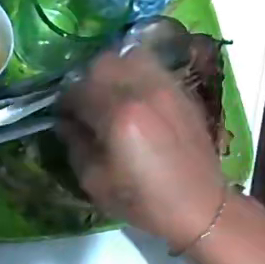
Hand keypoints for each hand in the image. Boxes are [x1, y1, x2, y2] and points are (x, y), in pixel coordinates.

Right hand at [56, 47, 228, 248]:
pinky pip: (153, 67)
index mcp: (118, 115)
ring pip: (129, 56)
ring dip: (113, 71)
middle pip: (102, 62)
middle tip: (85, 104)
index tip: (63, 117)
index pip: (77, 89)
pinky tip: (134, 99)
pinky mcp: (182, 91)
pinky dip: (136, 75)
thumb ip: (75, 145)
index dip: (64, 102)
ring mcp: (167, 87)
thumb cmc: (144, 201)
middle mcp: (143, 91)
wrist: (201, 206)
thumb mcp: (95, 182)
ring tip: (110, 95)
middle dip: (86, 80)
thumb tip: (66, 122)